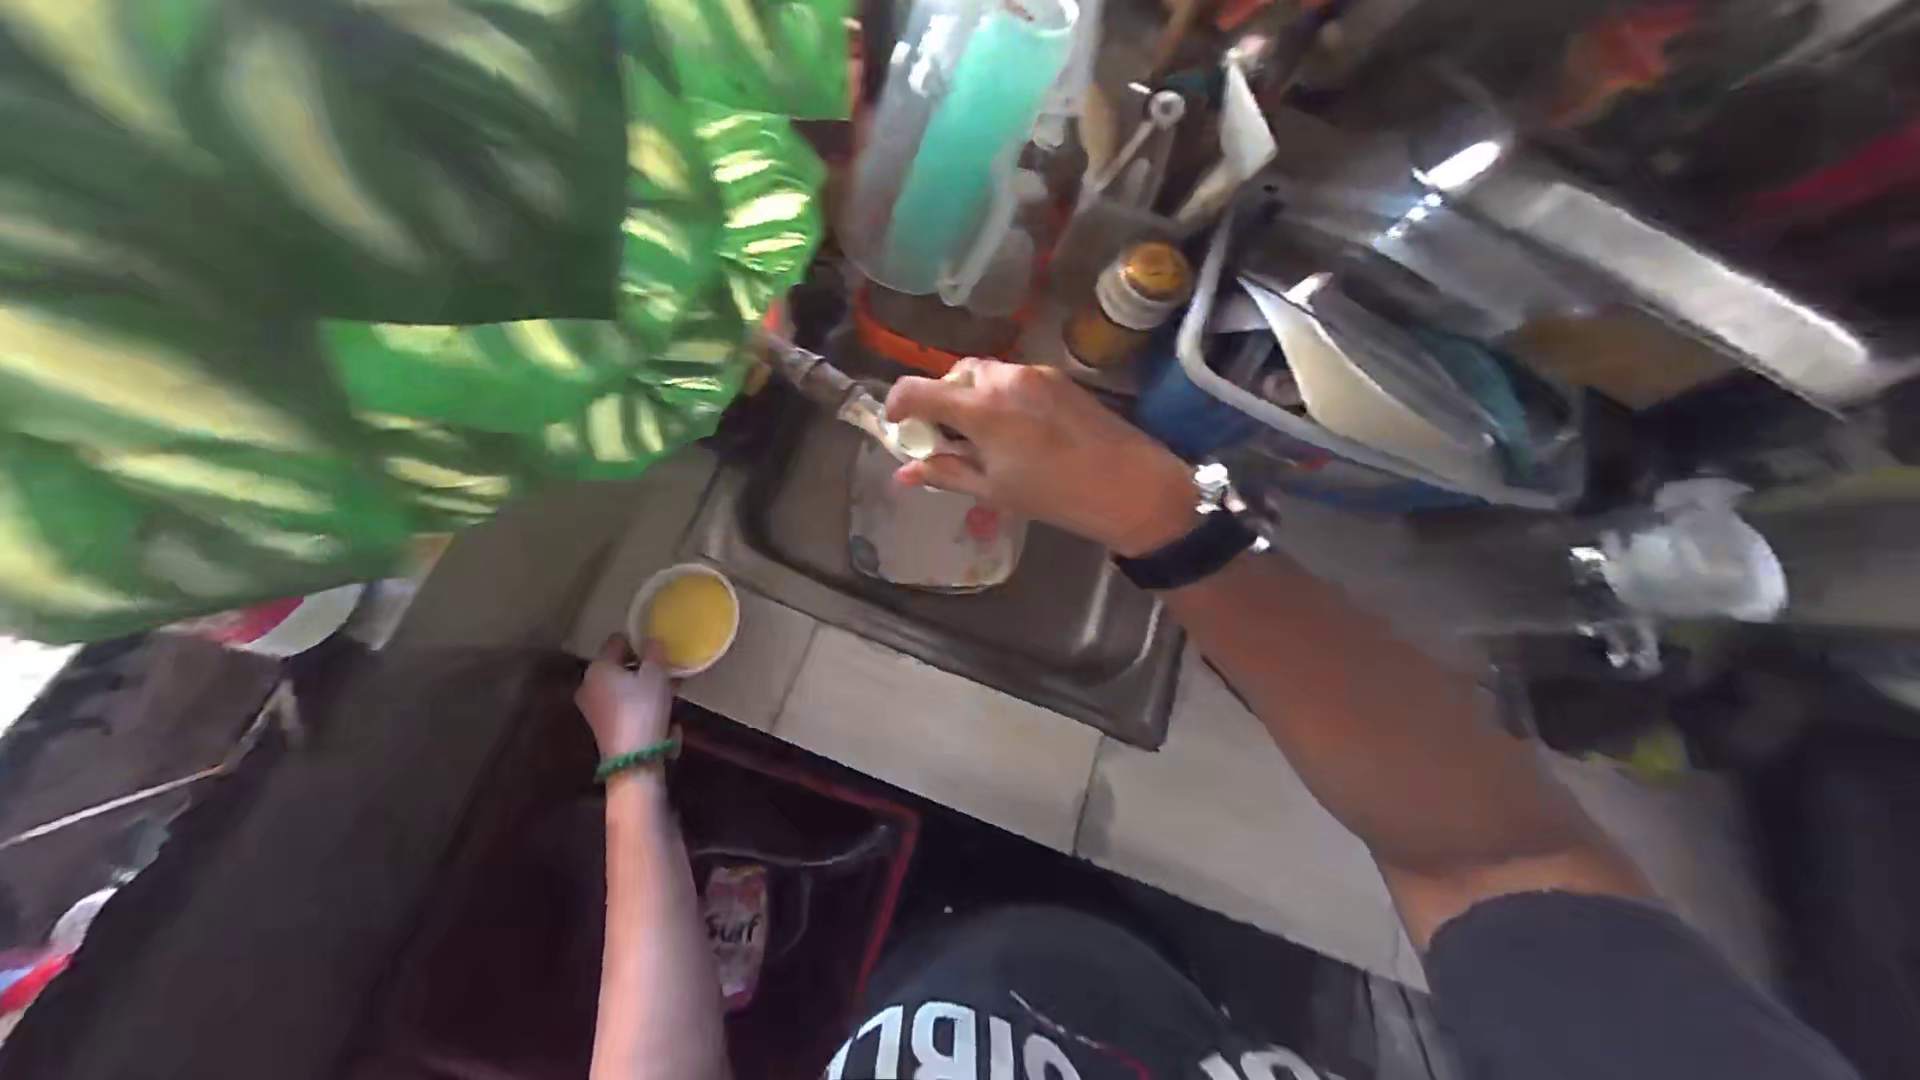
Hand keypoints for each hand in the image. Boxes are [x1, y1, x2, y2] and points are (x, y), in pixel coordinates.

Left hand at [576, 636, 674, 756]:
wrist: (633, 755)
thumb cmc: (643, 707)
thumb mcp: (657, 674)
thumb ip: (654, 652)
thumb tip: (650, 641)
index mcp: (598, 666)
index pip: (616, 641)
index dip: (638, 641)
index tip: (657, 649)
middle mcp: (588, 683)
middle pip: (617, 664)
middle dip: (641, 664)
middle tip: (665, 669)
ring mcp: (591, 705)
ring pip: (619, 683)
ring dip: (640, 682)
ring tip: (667, 688)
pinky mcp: (599, 723)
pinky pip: (619, 700)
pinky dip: (635, 698)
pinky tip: (656, 705)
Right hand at [885, 359, 1198, 556]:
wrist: (1131, 485)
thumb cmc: (1055, 495)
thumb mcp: (993, 490)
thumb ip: (945, 473)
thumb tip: (903, 473)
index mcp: (982, 408)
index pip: (919, 389)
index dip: (897, 403)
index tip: (895, 423)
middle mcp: (1005, 378)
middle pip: (954, 375)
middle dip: (941, 401)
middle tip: (945, 437)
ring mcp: (1035, 373)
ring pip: (986, 374)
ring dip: (971, 397)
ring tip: (982, 436)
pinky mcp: (1058, 377)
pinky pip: (1014, 378)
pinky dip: (999, 396)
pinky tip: (1014, 428)